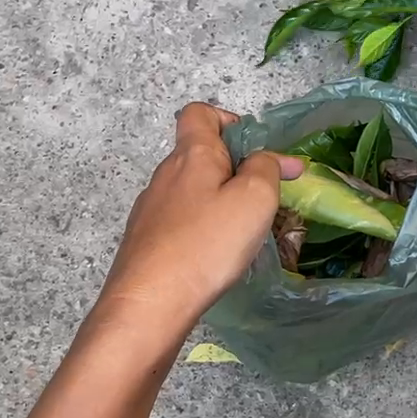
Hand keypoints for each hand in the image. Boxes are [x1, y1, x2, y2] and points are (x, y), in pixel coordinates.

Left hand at [89, 103, 302, 350]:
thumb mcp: (255, 198)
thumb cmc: (207, 243)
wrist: (150, 304)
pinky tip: (216, 255)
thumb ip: (266, 168)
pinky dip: (202, 227)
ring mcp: (150, 209)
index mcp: (192, 155)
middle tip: (263, 198)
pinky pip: (181, 220)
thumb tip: (271, 158)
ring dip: (219, 200)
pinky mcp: (145, 240)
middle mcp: (165, 175)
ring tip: (244, 231)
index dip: (228, 120)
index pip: (199, 113)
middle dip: (234, 169)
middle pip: (199, 154)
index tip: (253, 149)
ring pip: (192, 190)